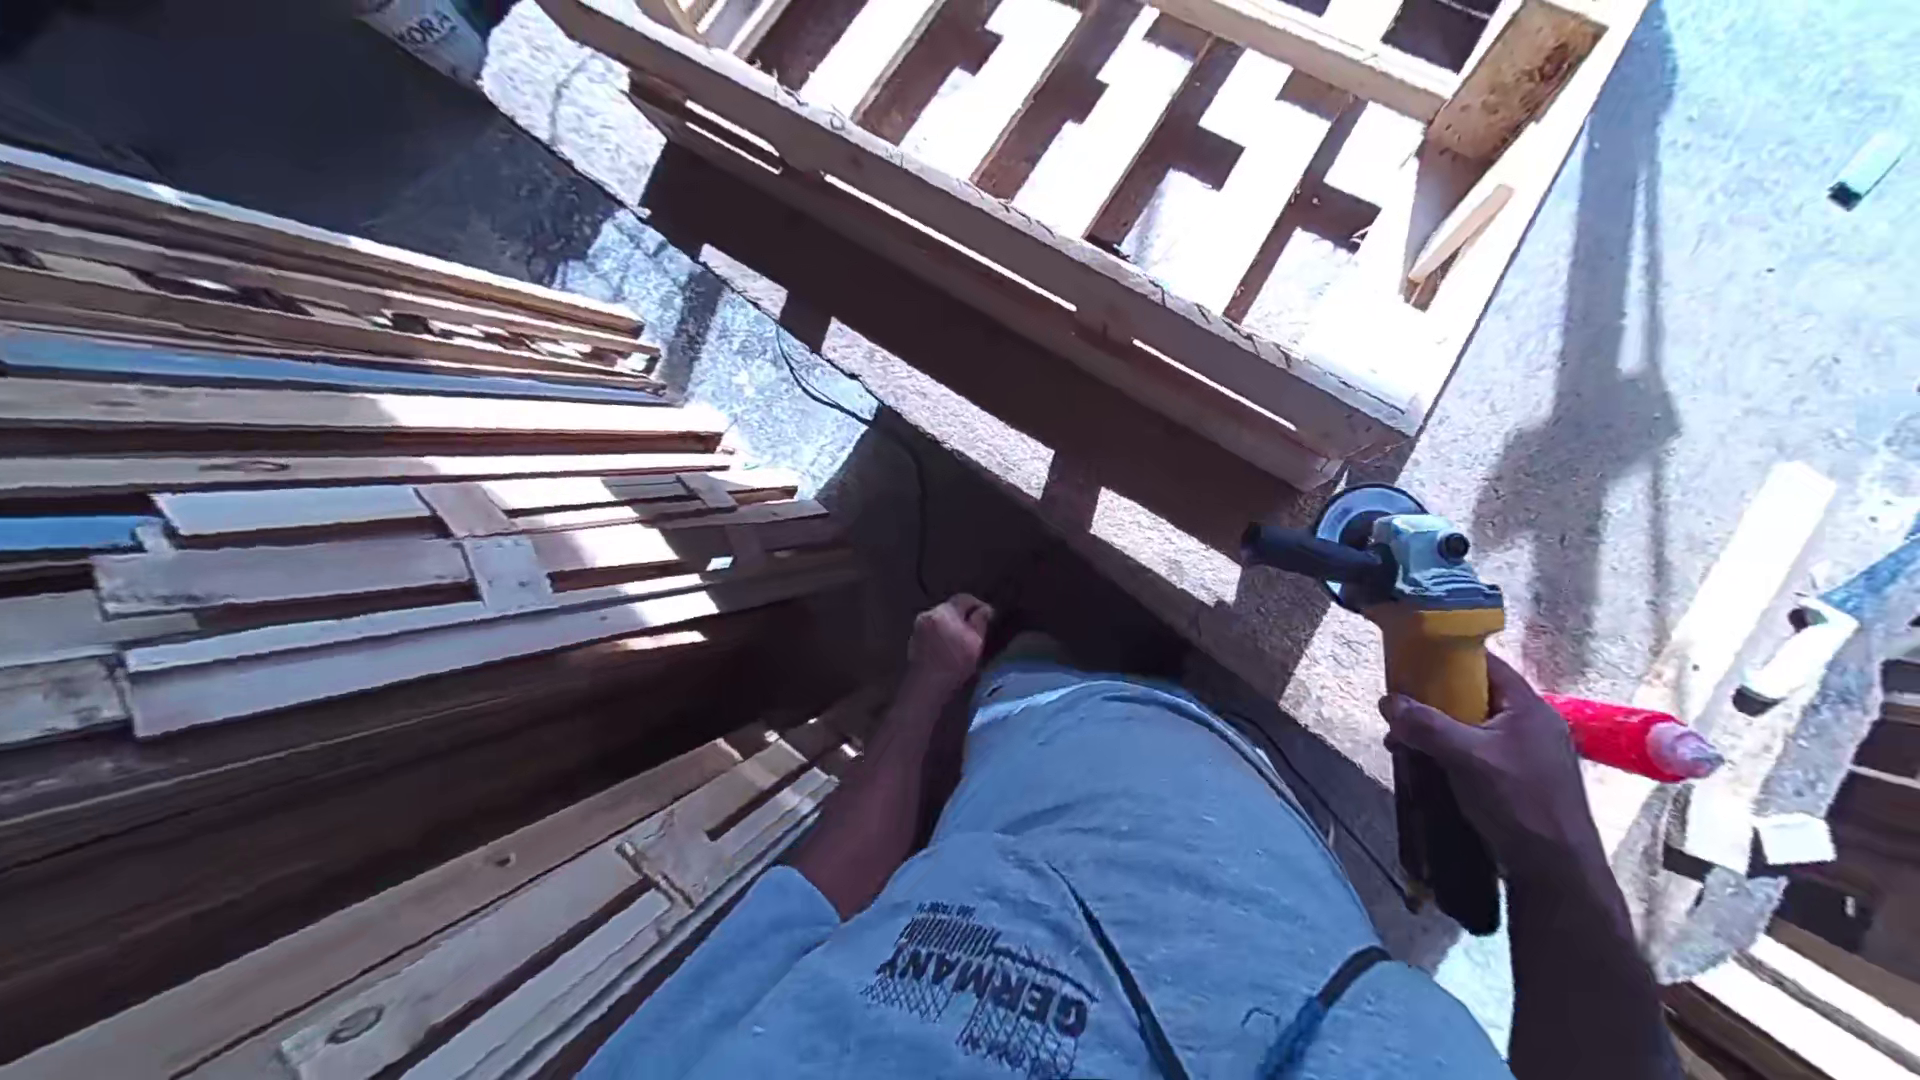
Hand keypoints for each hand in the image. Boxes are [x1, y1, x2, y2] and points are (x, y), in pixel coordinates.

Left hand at [906, 594, 992, 696]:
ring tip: (962, 642)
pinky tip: (948, 649)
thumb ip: (980, 621)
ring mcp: (918, 627)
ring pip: (940, 619)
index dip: (978, 605)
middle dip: (964, 616)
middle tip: (976, 631)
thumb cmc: (955, 663)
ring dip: (951, 626)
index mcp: (944, 611)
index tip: (988, 616)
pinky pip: (931, 630)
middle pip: (950, 608)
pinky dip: (941, 635)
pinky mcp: (913, 639)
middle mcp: (928, 614)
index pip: (964, 598)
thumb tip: (985, 609)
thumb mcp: (975, 642)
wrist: (927, 686)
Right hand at [1378, 655, 1605, 881]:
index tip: (1410, 660)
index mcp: (1529, 709)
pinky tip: (1422, 763)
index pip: (1485, 664)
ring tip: (1401, 741)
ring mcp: (1524, 752)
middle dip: (1430, 700)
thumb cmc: (1518, 802)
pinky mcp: (1515, 776)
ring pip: (1468, 725)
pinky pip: (1471, 749)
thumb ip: (1425, 725)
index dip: (1447, 657)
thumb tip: (1387, 701)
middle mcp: (1529, 725)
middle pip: (1472, 695)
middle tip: (1399, 708)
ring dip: (1432, 729)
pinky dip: (1444, 750)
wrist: (1556, 870)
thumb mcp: (1466, 757)